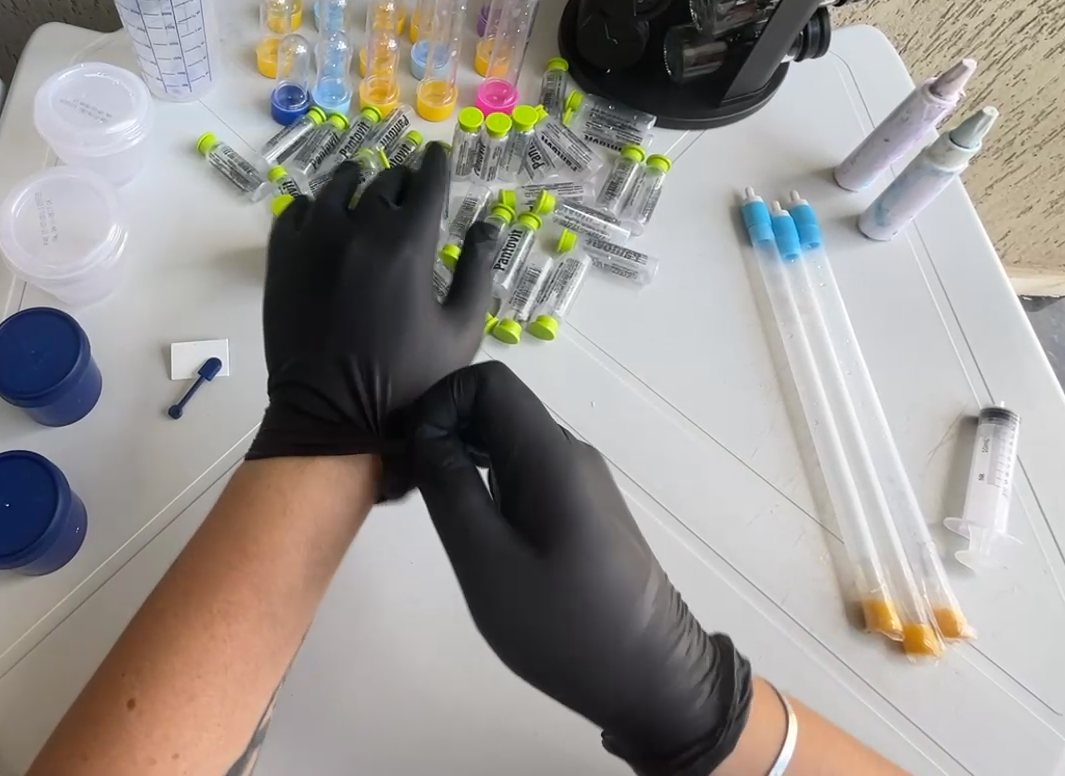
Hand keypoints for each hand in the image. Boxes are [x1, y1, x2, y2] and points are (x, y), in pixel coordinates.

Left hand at [251, 142, 497, 495]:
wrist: (331, 416)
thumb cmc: (406, 380)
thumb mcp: (462, 331)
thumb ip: (479, 271)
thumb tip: (486, 224)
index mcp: (408, 243)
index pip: (427, 182)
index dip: (436, 164)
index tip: (437, 155)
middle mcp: (359, 227)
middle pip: (385, 180)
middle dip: (402, 179)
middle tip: (407, 187)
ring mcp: (314, 239)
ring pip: (337, 185)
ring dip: (357, 181)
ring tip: (363, 186)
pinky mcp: (282, 257)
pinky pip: (295, 210)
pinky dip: (313, 206)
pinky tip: (321, 215)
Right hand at [411, 362, 753, 774]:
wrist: (654, 682)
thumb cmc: (565, 626)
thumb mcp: (487, 561)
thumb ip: (448, 486)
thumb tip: (423, 430)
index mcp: (550, 455)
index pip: (489, 381)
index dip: (442, 401)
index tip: (414, 450)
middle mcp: (567, 451)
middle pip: (495, 406)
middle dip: (444, 428)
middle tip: (411, 482)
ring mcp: (577, 476)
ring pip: (505, 436)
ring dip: (462, 454)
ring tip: (433, 505)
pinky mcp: (578, 501)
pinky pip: (522, 465)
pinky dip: (485, 476)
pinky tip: (471, 522)